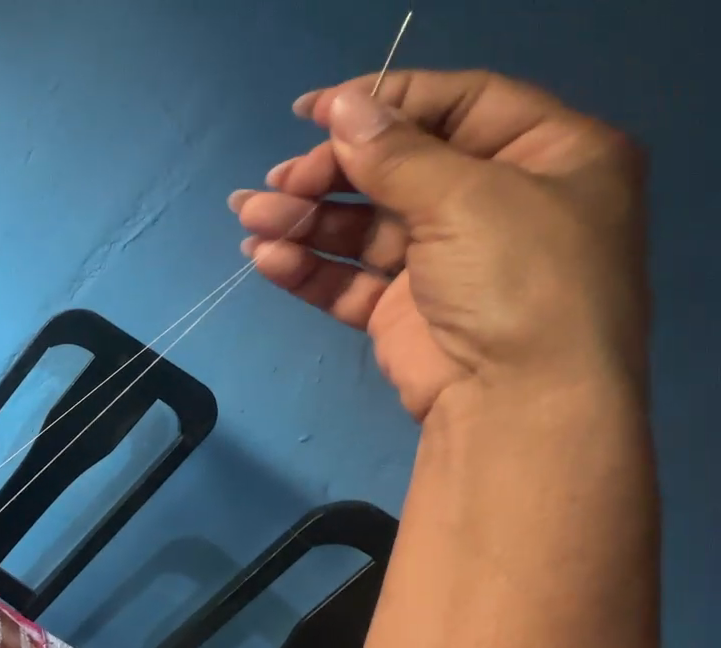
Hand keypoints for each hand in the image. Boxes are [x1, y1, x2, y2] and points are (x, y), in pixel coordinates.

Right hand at [228, 70, 647, 418]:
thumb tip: (340, 108)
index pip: (455, 106)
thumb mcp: (468, 198)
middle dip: (328, 172)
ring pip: (358, 225)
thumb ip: (397, 153)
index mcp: (544, 155)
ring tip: (250, 219)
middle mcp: (493, 201)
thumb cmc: (520, 280)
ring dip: (300, 220)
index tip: (311, 111)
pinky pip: (345, 277)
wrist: (515, 399)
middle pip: (395, 167)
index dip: (382, 102)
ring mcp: (442, 258)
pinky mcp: (398, 307)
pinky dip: (304, 267)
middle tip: (278, 182)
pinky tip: (266, 258)